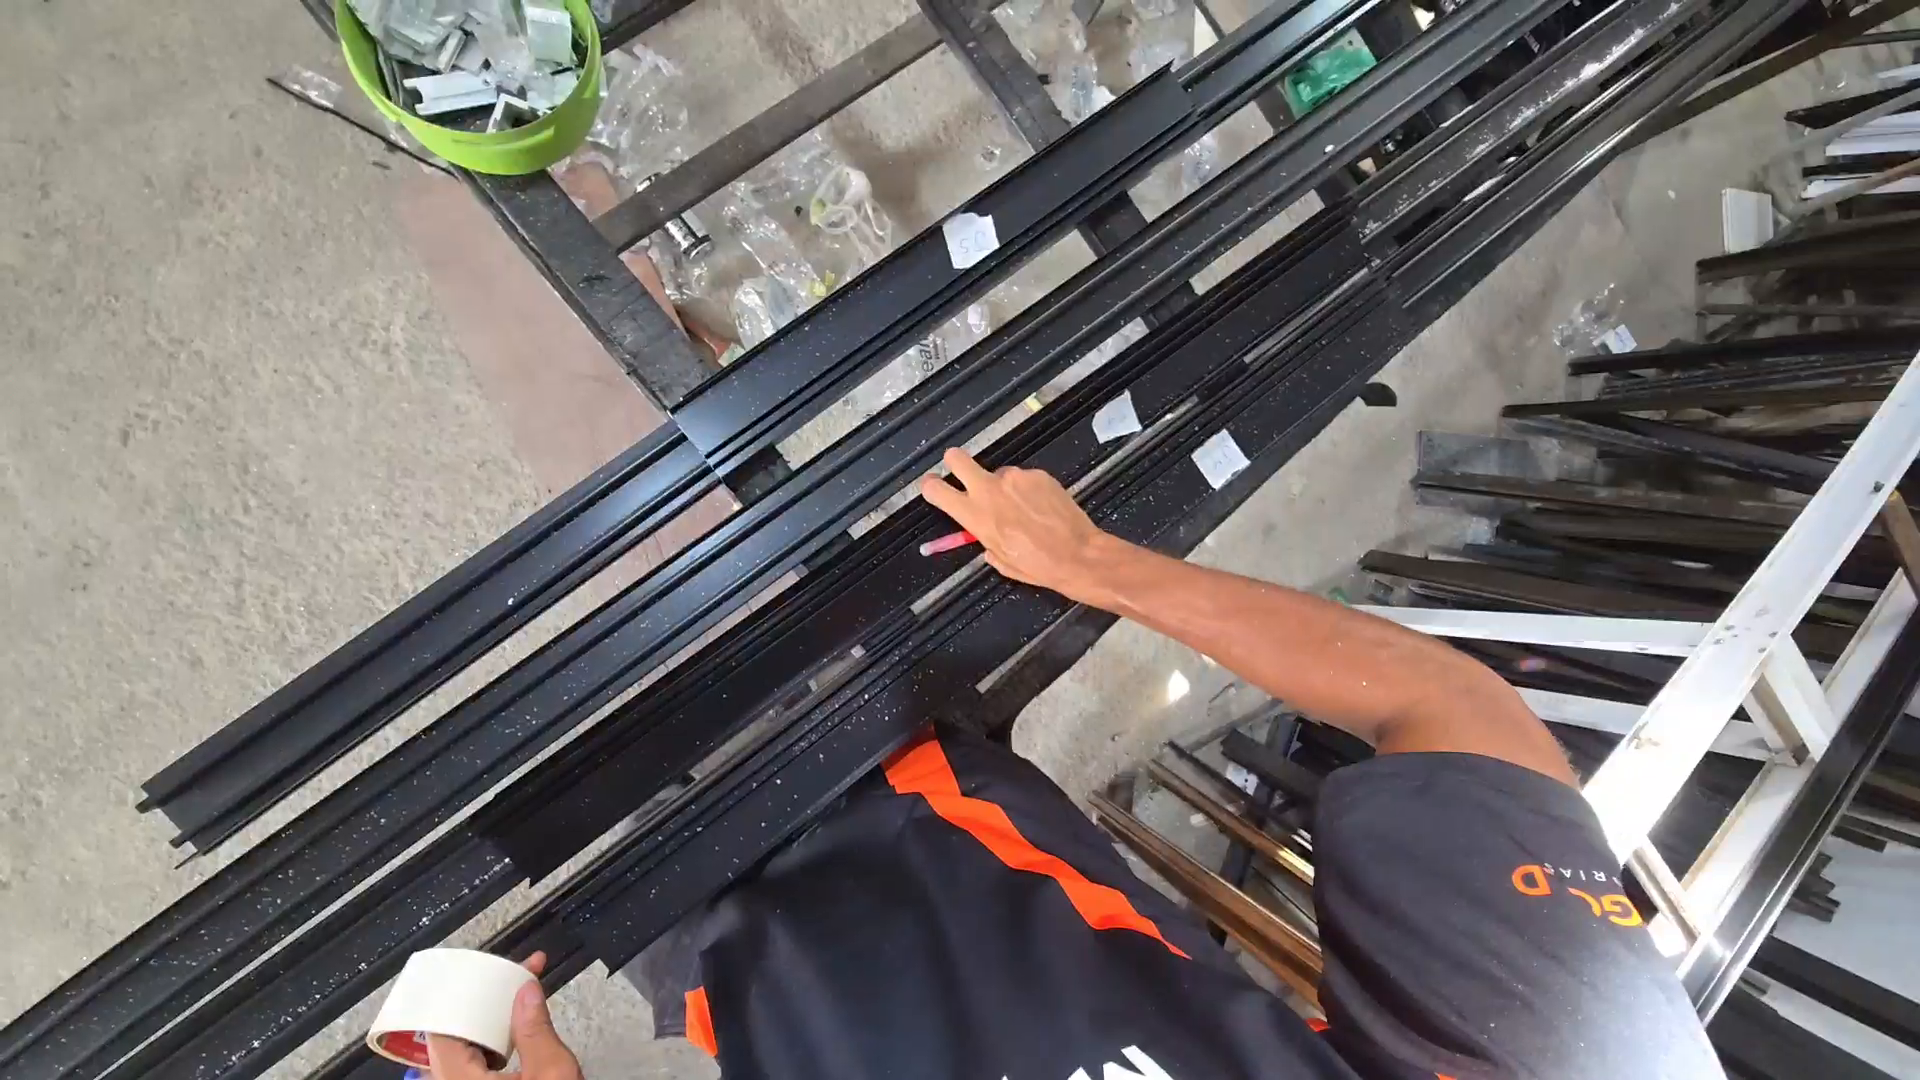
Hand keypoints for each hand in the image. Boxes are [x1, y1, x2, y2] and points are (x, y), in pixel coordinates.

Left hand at [425, 954, 582, 1079]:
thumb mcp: (551, 1070)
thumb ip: (536, 1031)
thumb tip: (526, 988)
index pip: (443, 1034)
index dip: (466, 998)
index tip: (495, 972)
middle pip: (455, 1040)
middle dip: (488, 1005)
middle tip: (521, 977)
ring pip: (464, 1055)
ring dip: (492, 1024)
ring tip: (524, 996)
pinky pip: (473, 1068)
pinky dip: (493, 1046)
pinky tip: (517, 1034)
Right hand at [919, 448, 1118, 601]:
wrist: (1077, 554)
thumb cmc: (1038, 565)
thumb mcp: (1001, 559)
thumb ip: (984, 540)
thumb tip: (983, 534)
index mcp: (975, 515)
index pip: (935, 489)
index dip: (930, 485)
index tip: (932, 486)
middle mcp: (990, 490)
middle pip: (956, 458)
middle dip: (955, 462)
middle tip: (962, 473)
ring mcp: (1015, 478)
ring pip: (999, 474)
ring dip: (1004, 486)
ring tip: (1024, 510)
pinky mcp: (1037, 474)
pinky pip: (1025, 478)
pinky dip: (1028, 490)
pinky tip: (1041, 508)